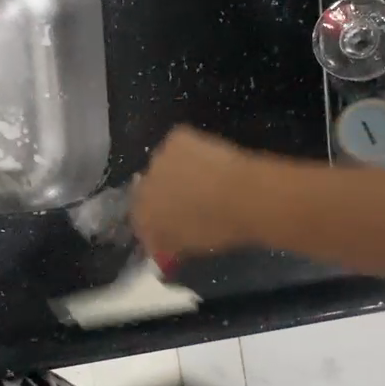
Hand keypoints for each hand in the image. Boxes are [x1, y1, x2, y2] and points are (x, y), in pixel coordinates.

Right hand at [131, 126, 264, 259]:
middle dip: (164, 193)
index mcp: (143, 217)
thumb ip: (167, 244)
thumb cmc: (219, 229)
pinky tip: (208, 159)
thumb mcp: (189, 247)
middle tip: (188, 198)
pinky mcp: (176, 138)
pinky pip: (178, 145)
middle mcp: (143, 186)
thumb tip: (160, 244)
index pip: (140, 219)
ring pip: (162, 164)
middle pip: (147, 188)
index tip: (171, 222)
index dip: (156, 220)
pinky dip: (189, 150)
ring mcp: (158, 158)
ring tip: (202, 177)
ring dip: (175, 170)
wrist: (244, 196)